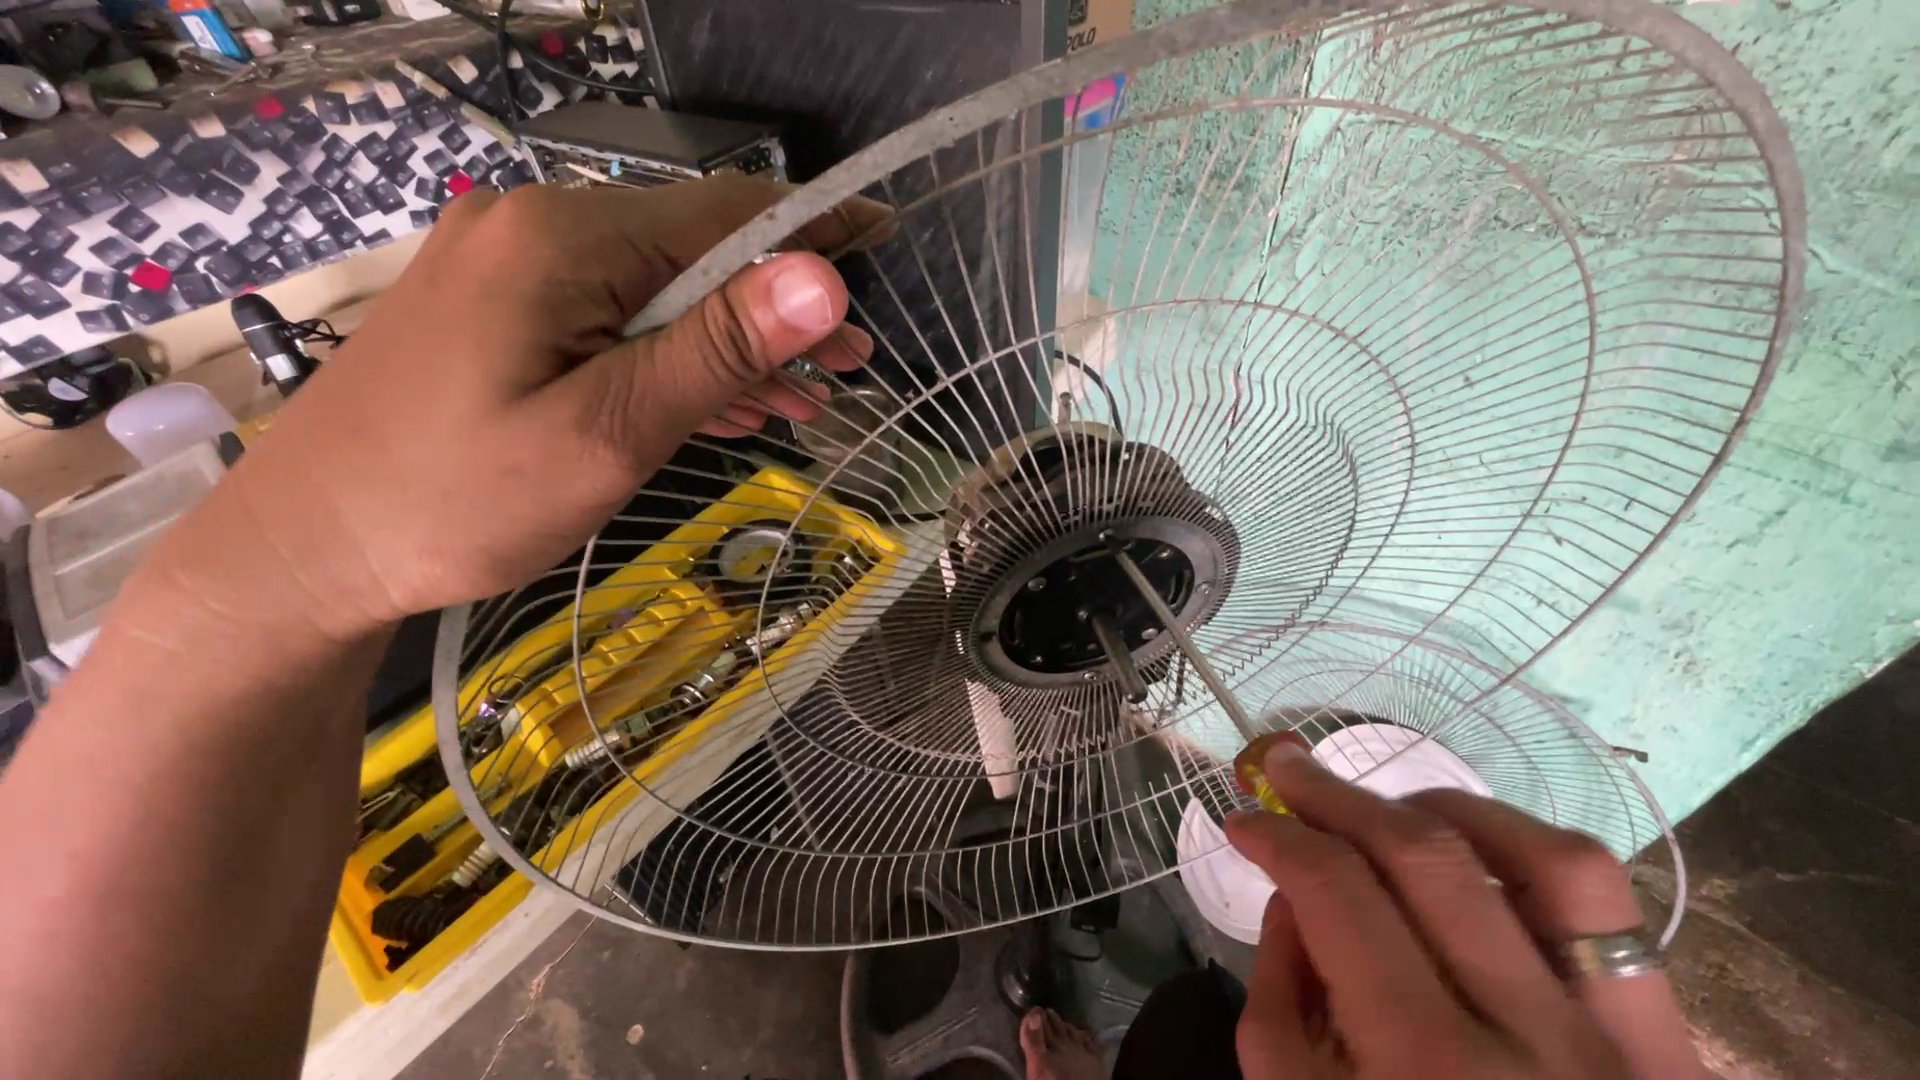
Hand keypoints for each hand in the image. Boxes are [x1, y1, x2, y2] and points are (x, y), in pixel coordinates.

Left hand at [145, 178, 883, 639]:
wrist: (306, 554)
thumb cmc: (458, 500)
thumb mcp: (608, 429)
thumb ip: (716, 349)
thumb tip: (823, 278)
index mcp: (564, 240)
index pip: (723, 213)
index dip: (814, 228)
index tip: (883, 237)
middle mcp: (537, 230)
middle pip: (694, 254)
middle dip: (781, 308)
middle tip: (854, 363)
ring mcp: (515, 272)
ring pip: (659, 295)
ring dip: (735, 343)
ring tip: (808, 394)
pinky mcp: (505, 316)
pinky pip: (615, 324)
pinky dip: (677, 361)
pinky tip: (729, 401)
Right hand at [1225, 738, 1704, 1079]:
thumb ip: (1277, 993)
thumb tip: (1289, 891)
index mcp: (1422, 1070)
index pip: (1337, 895)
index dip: (1276, 837)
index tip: (1241, 818)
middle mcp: (1535, 1042)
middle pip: (1424, 858)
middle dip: (1334, 793)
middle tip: (1283, 762)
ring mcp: (1624, 1040)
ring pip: (1544, 860)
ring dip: (1438, 807)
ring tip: (1379, 805)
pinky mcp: (1673, 1044)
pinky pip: (1606, 907)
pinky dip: (1525, 845)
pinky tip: (1473, 843)